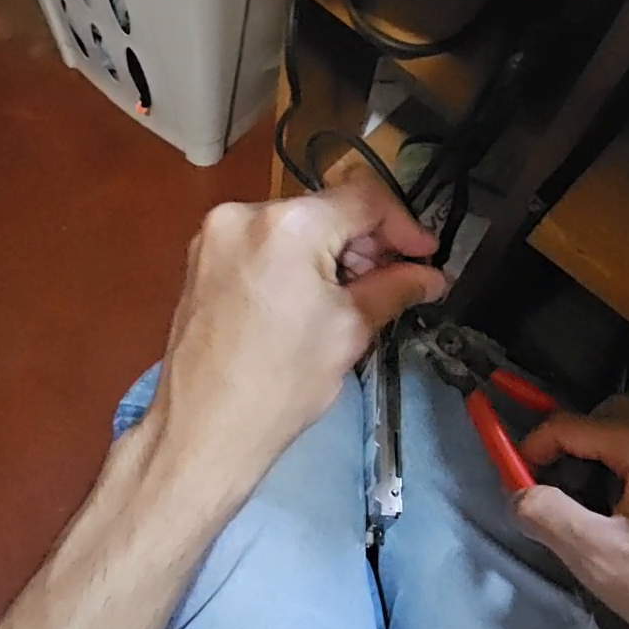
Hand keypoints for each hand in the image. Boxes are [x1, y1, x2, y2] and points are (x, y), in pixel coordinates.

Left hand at [151, 167, 447, 478]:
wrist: (204, 429)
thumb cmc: (281, 385)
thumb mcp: (351, 330)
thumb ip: (395, 288)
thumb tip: (429, 276)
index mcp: (288, 225)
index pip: (364, 199)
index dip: (405, 226)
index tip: (425, 255)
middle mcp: (243, 213)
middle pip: (326, 209)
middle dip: (365, 243)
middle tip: (392, 282)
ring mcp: (214, 235)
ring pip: (294, 226)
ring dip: (329, 252)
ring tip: (349, 298)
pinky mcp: (199, 259)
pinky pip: (262, 243)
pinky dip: (293, 261)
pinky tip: (308, 299)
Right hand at [512, 402, 628, 628]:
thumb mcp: (601, 559)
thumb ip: (547, 515)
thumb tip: (519, 493)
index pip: (571, 422)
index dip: (534, 446)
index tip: (516, 480)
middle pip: (609, 416)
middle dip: (572, 445)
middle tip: (555, 489)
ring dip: (603, 462)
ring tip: (593, 513)